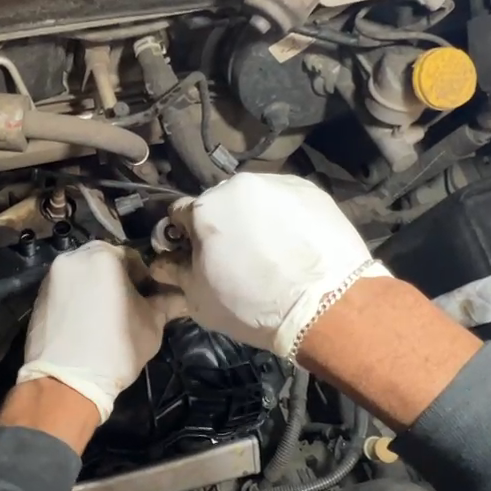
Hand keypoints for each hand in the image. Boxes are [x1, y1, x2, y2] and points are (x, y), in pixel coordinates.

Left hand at [13, 241, 168, 424]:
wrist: (66, 381)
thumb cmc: (116, 348)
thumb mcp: (152, 324)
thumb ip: (166, 302)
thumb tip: (179, 296)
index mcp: (103, 256)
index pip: (132, 257)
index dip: (144, 278)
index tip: (148, 298)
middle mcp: (73, 257)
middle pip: (103, 262)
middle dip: (117, 279)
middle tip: (128, 305)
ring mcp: (51, 277)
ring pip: (81, 275)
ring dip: (95, 287)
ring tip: (105, 316)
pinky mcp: (37, 297)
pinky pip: (64, 290)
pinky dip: (76, 299)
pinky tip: (84, 323)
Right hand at [154, 173, 390, 361]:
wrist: (328, 307)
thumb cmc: (253, 305)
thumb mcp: (199, 298)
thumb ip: (174, 271)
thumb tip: (163, 259)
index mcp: (205, 208)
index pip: (180, 214)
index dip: (184, 237)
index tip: (196, 255)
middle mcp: (238, 185)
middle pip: (218, 203)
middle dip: (221, 225)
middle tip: (237, 257)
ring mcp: (277, 184)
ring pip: (253, 200)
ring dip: (253, 218)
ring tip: (271, 251)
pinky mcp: (311, 190)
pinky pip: (285, 201)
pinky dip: (283, 217)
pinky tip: (294, 244)